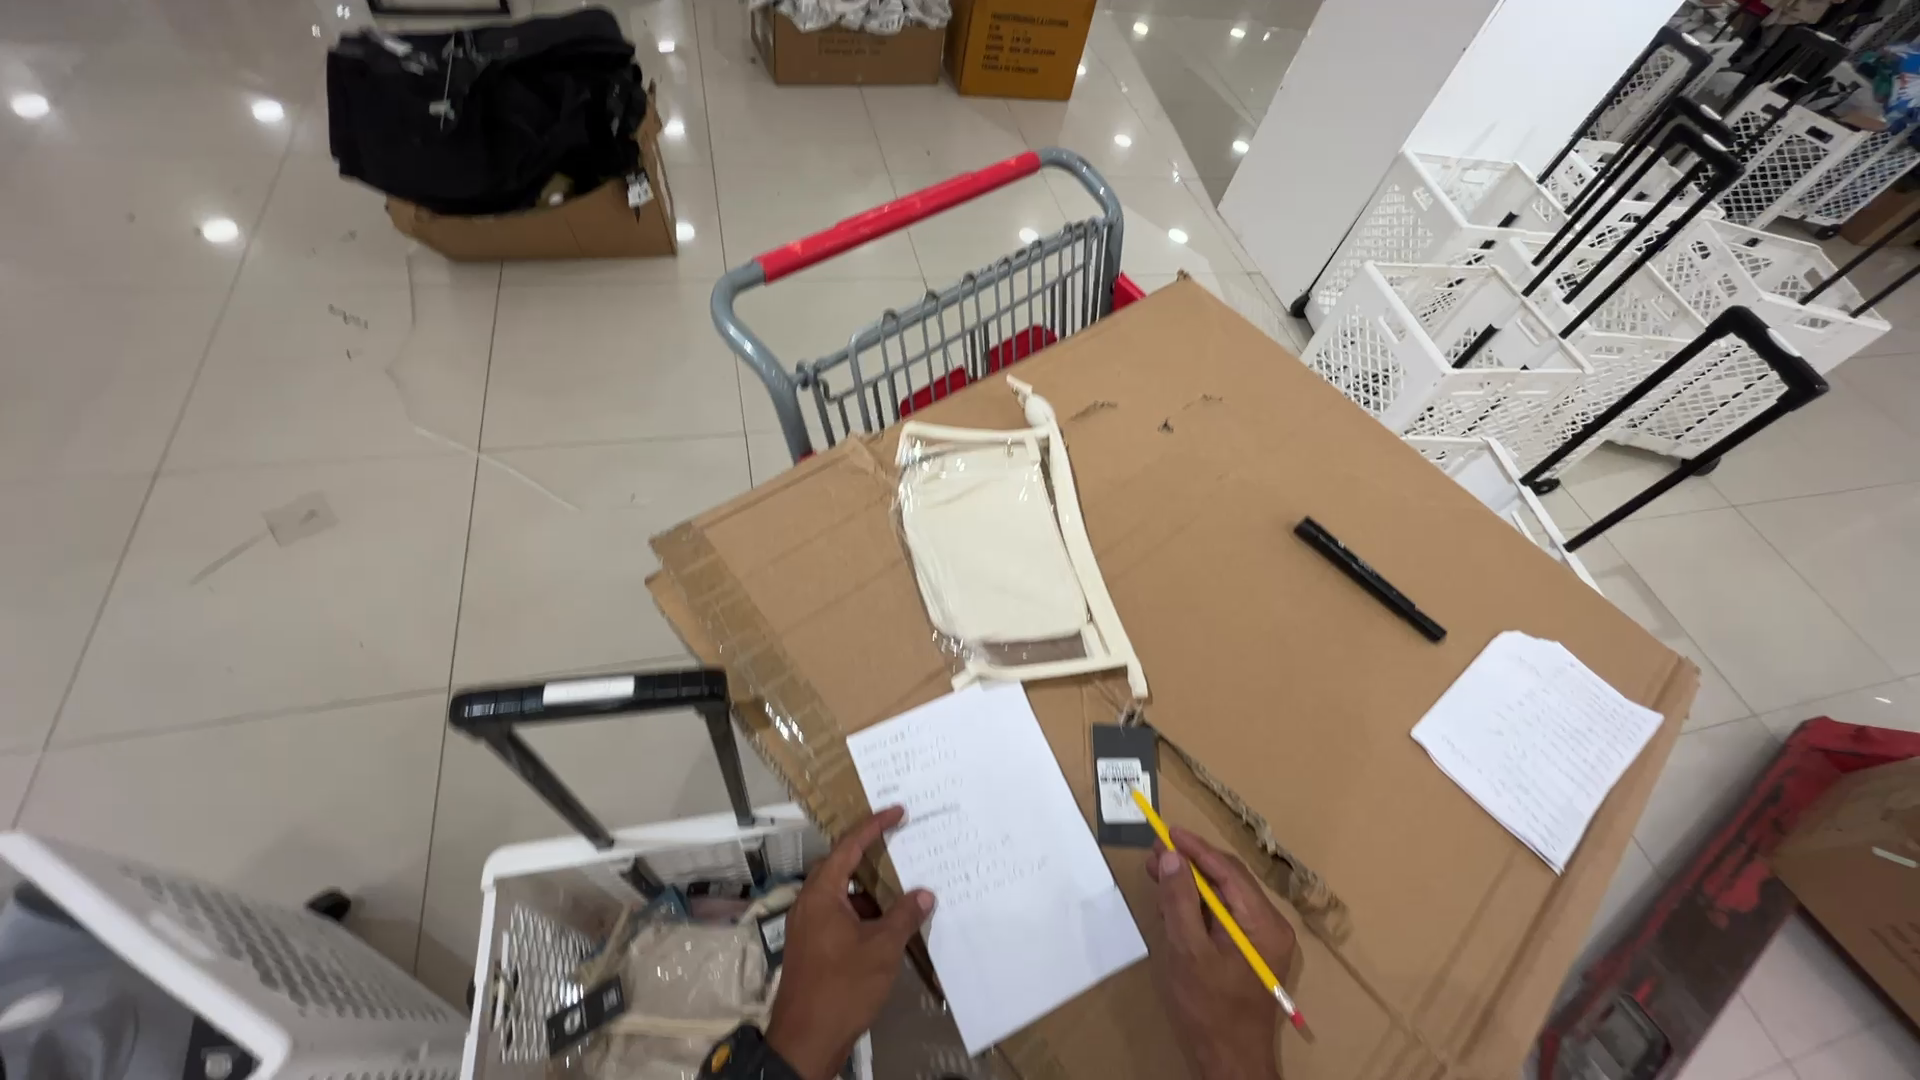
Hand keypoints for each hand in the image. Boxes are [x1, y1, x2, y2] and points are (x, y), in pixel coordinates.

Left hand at [765, 806, 935, 1079]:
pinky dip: (863, 912)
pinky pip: (840, 914)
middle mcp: (810, 903)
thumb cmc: (842, 987)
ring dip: (870, 890)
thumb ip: (904, 916)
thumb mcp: (881, 949)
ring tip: (902, 886)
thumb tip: (925, 894)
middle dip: (871, 854)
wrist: (806, 1042)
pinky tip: (888, 923)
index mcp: (821, 894)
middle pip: (841, 866)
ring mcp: (809, 926)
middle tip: (899, 840)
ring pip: (843, 894)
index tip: (897, 811)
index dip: (874, 826)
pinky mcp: (813, 946)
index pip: (848, 846)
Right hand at [1146, 825, 1294, 1079]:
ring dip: (1190, 883)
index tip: (1166, 832)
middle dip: (1190, 863)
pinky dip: (1197, 905)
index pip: (1228, 871)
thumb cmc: (1210, 1010)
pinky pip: (1222, 916)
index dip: (1195, 848)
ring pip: (1223, 896)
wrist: (1230, 1064)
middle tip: (1155, 852)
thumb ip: (1179, 900)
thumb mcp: (1188, 950)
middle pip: (1228, 879)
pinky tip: (1172, 902)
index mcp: (1263, 924)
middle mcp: (1269, 927)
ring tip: (1157, 871)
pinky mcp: (1248, 953)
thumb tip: (1170, 856)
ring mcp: (1261, 941)